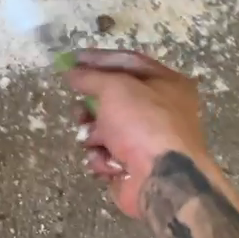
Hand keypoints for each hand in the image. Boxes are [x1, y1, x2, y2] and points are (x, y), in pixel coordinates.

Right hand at [65, 49, 210, 219]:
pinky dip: (101, 157)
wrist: (162, 178)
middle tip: (78, 111)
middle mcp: (161, 110)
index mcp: (167, 84)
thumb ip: (90, 77)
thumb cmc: (144, 123)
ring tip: (92, 139)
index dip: (97, 59)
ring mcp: (148, 140)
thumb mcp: (114, 88)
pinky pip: (107, 154)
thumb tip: (72, 72)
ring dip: (93, 134)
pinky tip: (105, 160)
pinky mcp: (134, 166)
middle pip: (113, 99)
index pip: (127, 62)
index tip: (70, 60)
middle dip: (90, 106)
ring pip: (105, 129)